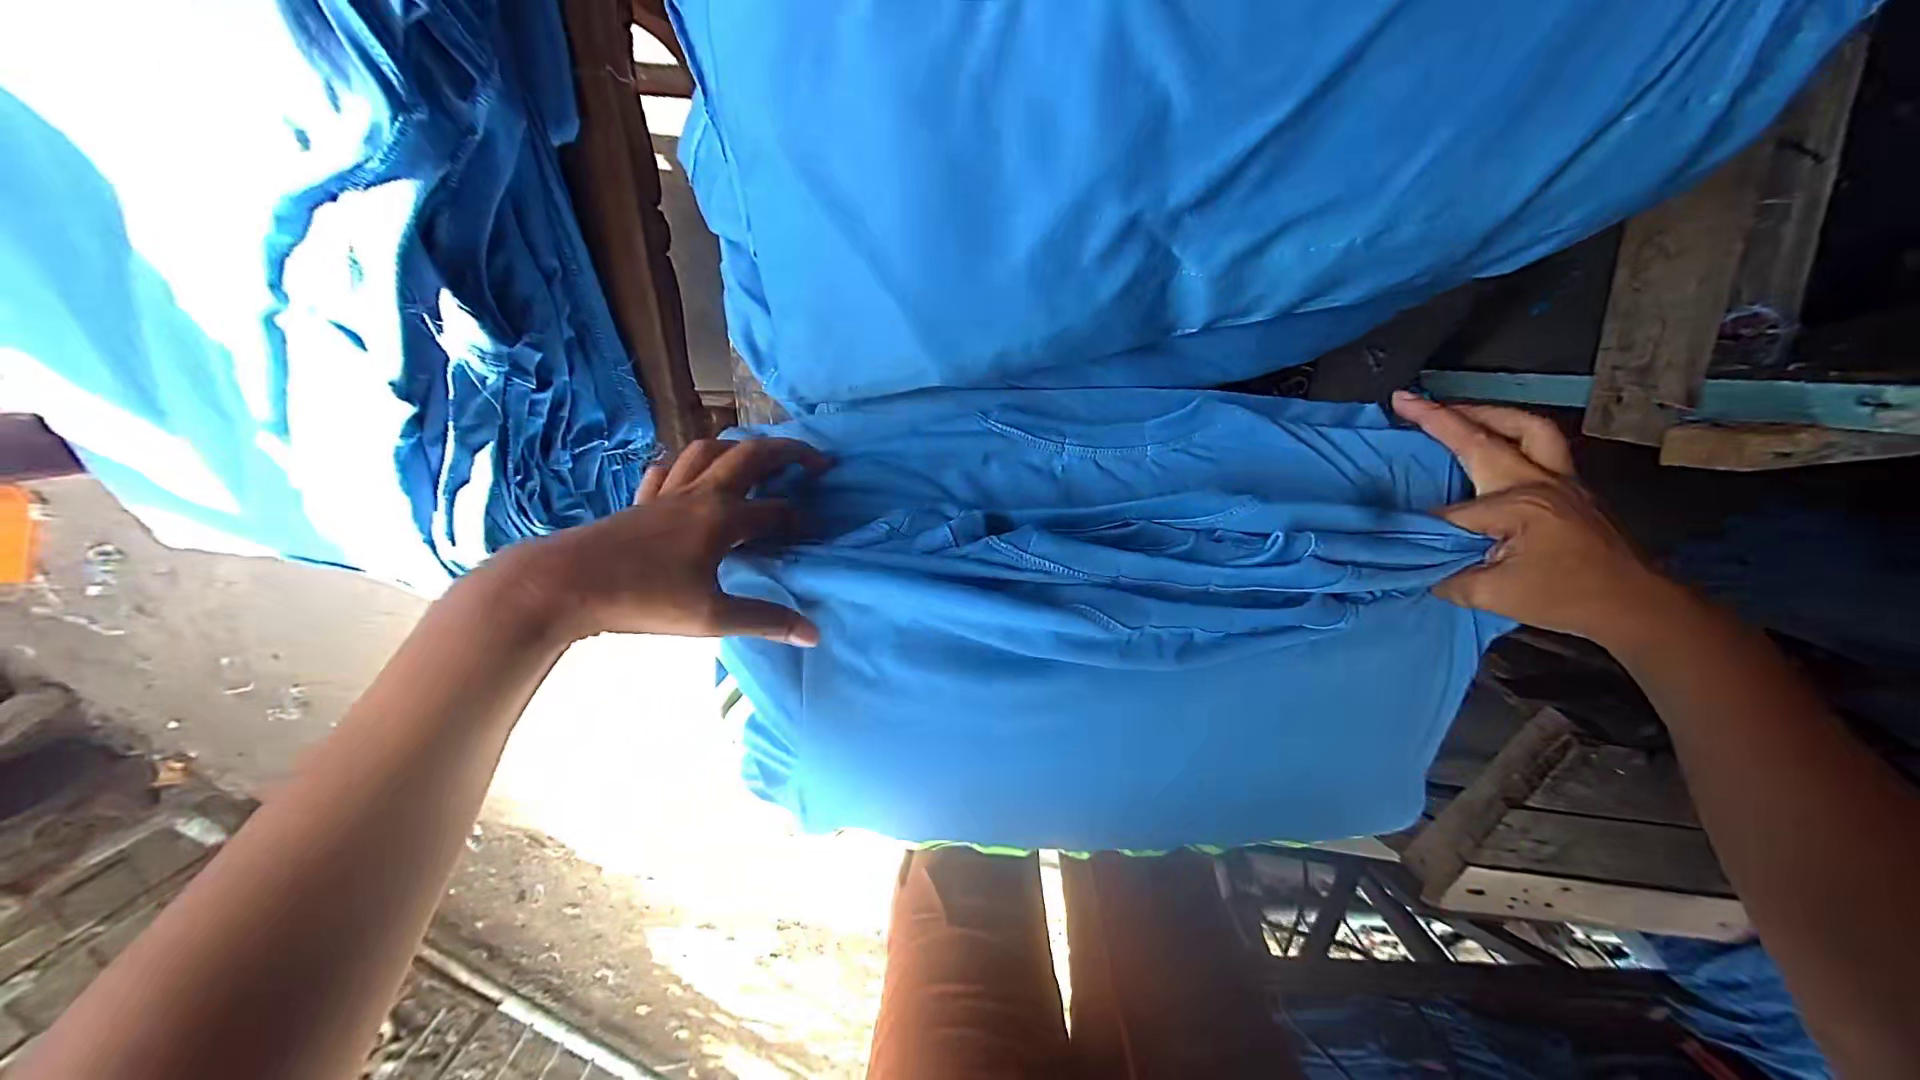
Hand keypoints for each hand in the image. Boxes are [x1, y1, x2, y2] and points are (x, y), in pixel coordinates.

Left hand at [480, 437, 830, 644]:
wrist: (563, 584)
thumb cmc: (641, 599)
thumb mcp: (710, 617)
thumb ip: (765, 620)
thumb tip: (814, 634)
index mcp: (722, 518)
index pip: (776, 510)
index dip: (801, 520)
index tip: (814, 534)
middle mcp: (700, 493)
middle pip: (751, 454)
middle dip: (789, 451)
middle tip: (816, 460)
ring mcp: (667, 492)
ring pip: (708, 449)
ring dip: (740, 447)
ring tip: (758, 458)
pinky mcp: (641, 500)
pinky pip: (669, 467)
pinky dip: (689, 463)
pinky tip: (693, 475)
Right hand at [1390, 391, 1686, 646]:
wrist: (1638, 606)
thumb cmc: (1566, 598)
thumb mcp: (1493, 594)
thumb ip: (1448, 575)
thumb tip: (1421, 565)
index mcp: (1518, 505)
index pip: (1450, 511)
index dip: (1422, 525)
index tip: (1399, 535)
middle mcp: (1540, 481)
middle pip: (1485, 437)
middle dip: (1440, 415)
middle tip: (1405, 401)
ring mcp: (1562, 480)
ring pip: (1527, 427)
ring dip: (1486, 413)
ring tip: (1454, 408)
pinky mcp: (1573, 488)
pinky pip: (1541, 444)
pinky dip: (1511, 432)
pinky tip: (1495, 440)